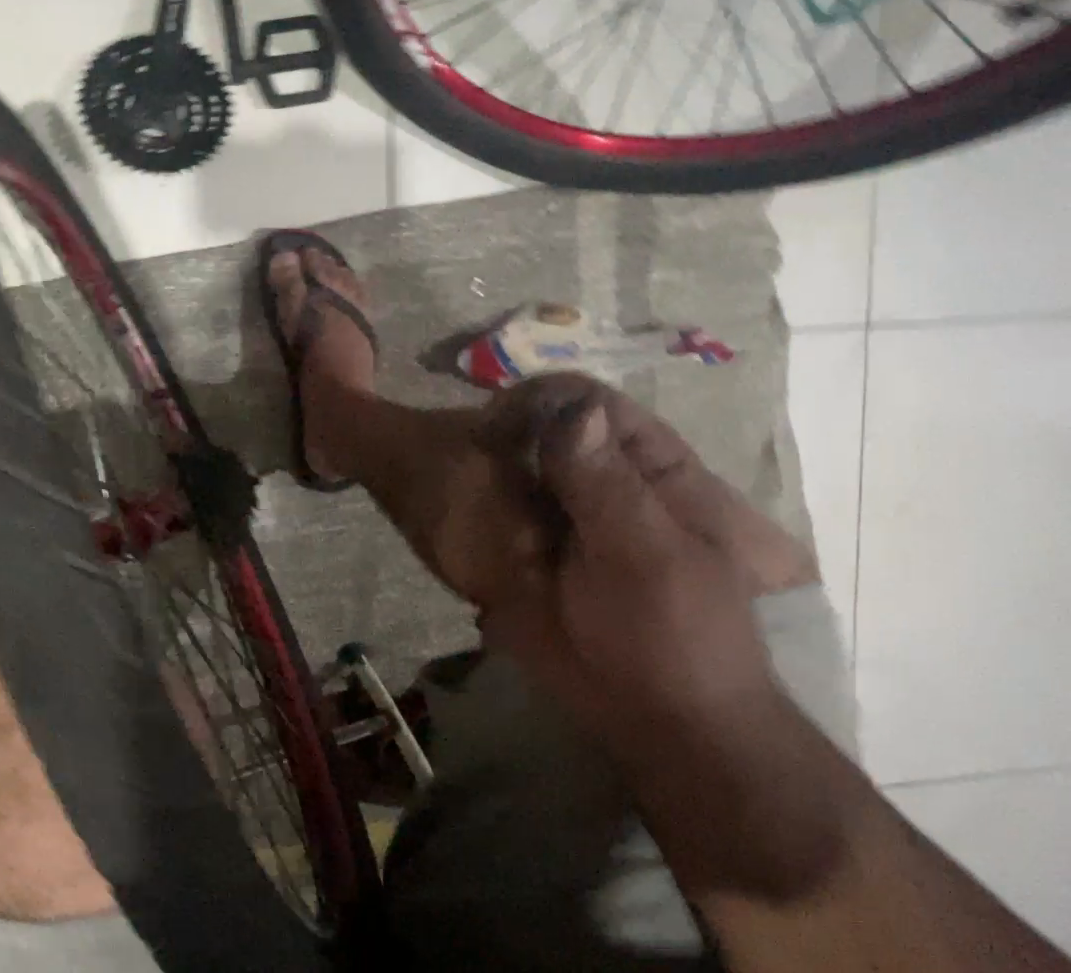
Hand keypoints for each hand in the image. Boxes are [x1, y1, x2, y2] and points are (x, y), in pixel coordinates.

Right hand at [475, 374, 817, 769]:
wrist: (660, 722)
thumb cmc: (675, 637)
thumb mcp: (649, 557)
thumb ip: (608, 486)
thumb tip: (573, 410)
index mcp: (647, 468)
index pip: (586, 401)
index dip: (537, 404)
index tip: (493, 434)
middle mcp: (595, 480)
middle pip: (533, 426)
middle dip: (490, 440)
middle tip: (460, 474)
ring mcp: (554, 516)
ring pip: (500, 467)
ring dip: (470, 479)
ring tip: (447, 505)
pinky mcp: (520, 551)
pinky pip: (482, 514)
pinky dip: (462, 514)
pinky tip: (447, 530)